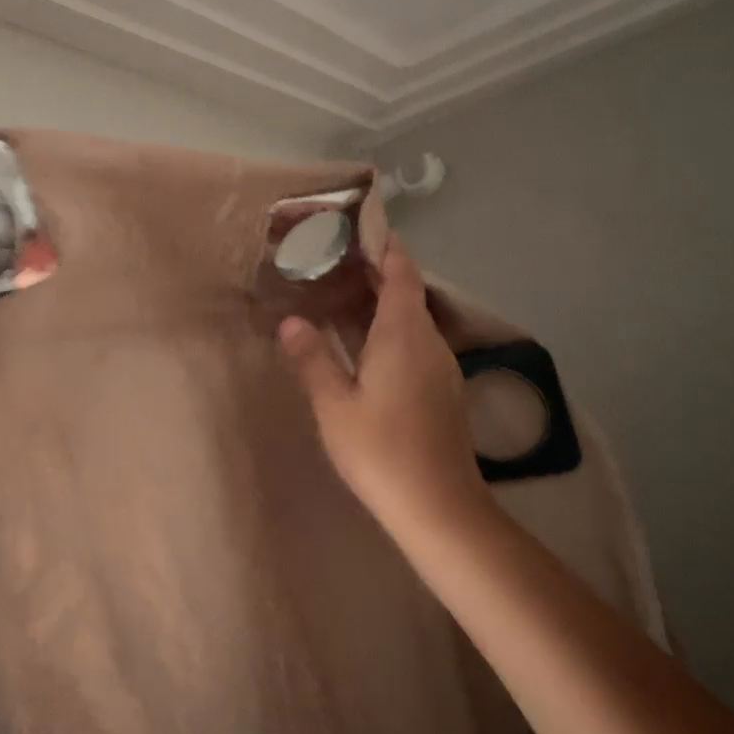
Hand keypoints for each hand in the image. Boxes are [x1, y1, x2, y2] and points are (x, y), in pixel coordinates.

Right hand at [277, 237, 495, 530]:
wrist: (438, 507)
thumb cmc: (381, 450)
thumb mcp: (334, 404)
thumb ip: (313, 358)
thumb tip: (291, 321)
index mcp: (404, 334)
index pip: (401, 273)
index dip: (384, 246)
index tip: (360, 226)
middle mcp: (429, 342)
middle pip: (407, 293)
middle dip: (375, 272)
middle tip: (334, 258)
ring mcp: (440, 368)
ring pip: (411, 320)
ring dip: (381, 303)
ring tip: (339, 297)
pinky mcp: (441, 391)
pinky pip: (415, 344)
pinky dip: (389, 330)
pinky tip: (363, 345)